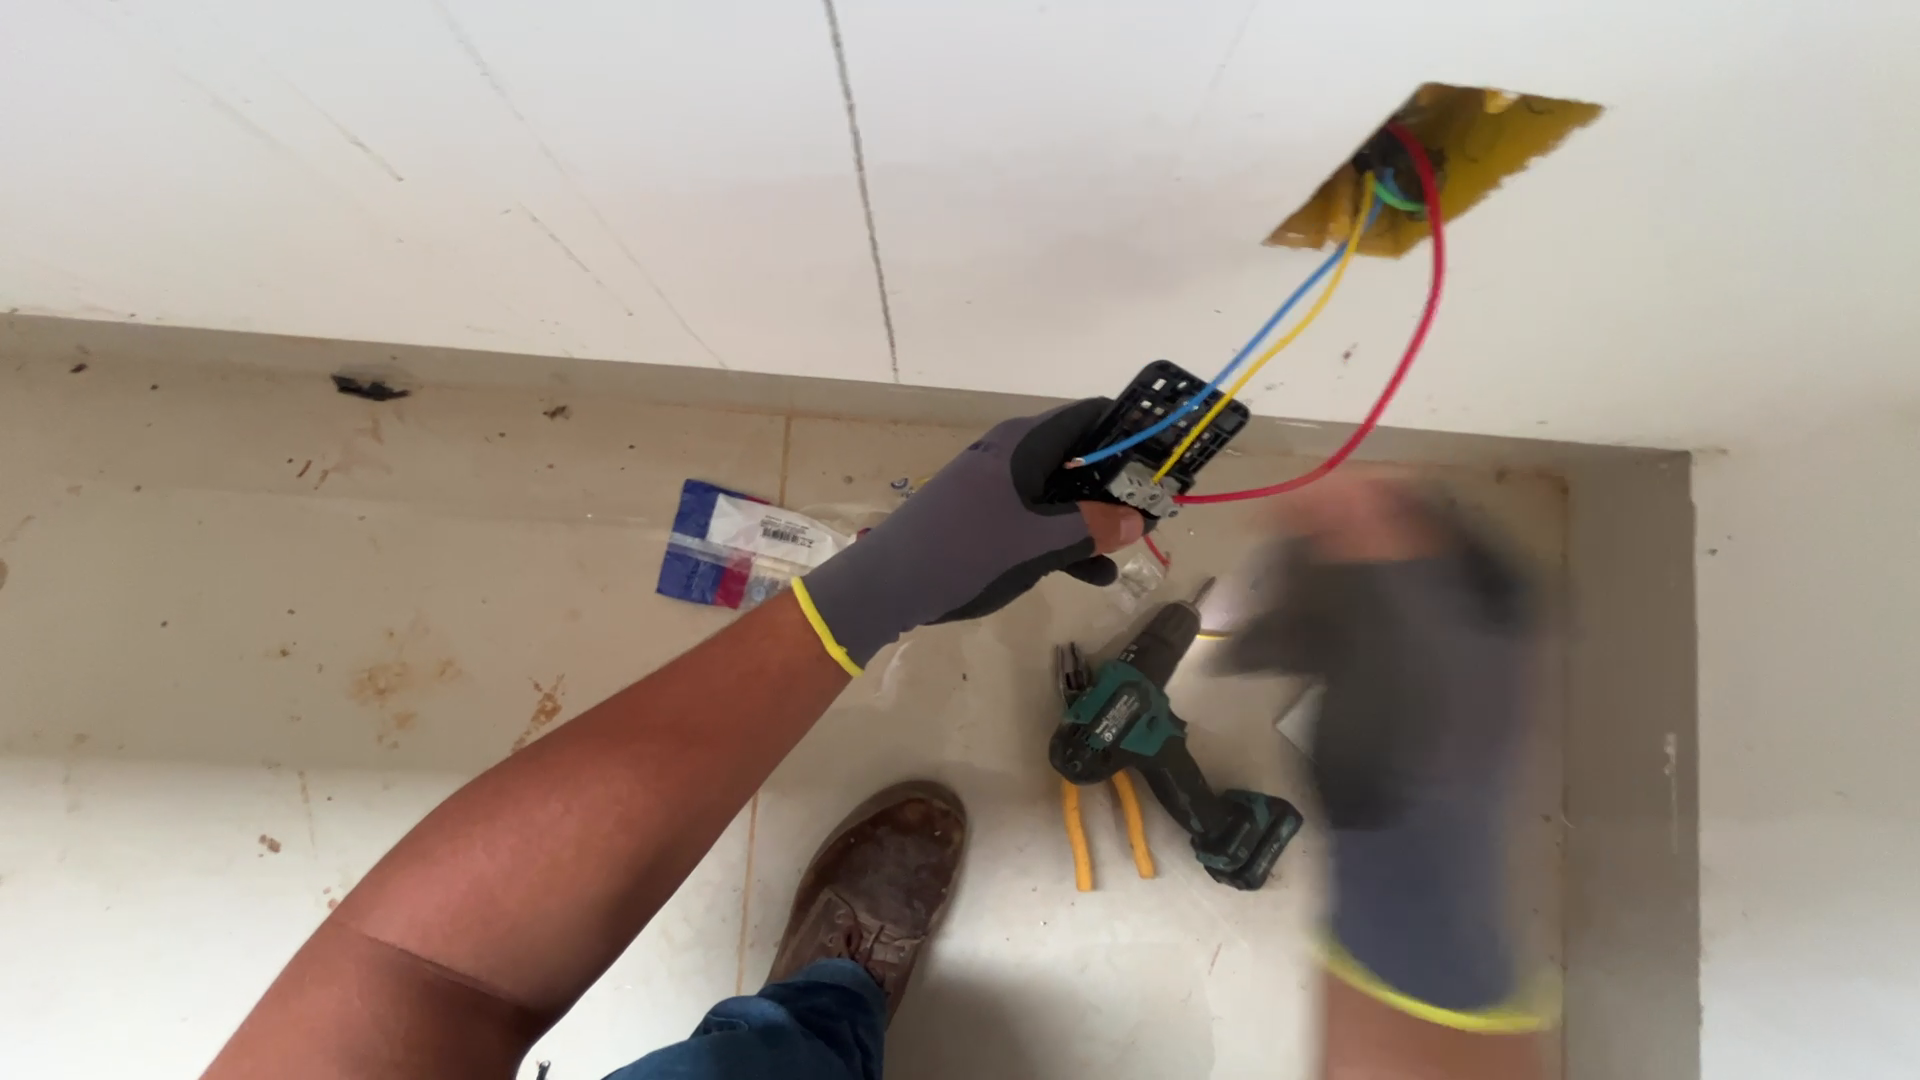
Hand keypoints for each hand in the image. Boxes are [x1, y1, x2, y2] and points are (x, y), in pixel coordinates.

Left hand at [797, 400, 1144, 669]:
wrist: (888, 584)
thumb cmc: (965, 551)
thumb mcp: (1036, 544)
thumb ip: (1091, 528)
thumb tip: (1139, 519)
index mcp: (1022, 444)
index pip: (1089, 417)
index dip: (1130, 432)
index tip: (1163, 456)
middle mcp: (1010, 456)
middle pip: (1077, 458)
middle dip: (1117, 486)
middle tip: (1154, 511)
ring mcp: (995, 488)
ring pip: (1058, 495)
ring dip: (1093, 521)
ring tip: (1129, 550)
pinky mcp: (983, 517)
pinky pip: (1034, 520)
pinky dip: (1062, 539)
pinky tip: (1091, 573)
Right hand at [1221, 473, 1541, 1018]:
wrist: (1404, 859)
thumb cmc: (1416, 753)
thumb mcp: (1403, 647)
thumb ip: (1378, 560)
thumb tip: (1345, 483)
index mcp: (1497, 592)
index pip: (1421, 509)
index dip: (1351, 506)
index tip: (1285, 511)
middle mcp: (1462, 609)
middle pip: (1368, 550)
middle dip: (1302, 569)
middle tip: (1253, 584)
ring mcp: (1419, 643)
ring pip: (1337, 590)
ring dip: (1281, 607)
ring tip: (1242, 631)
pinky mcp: (1379, 674)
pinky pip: (1327, 632)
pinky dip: (1286, 640)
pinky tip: (1249, 657)